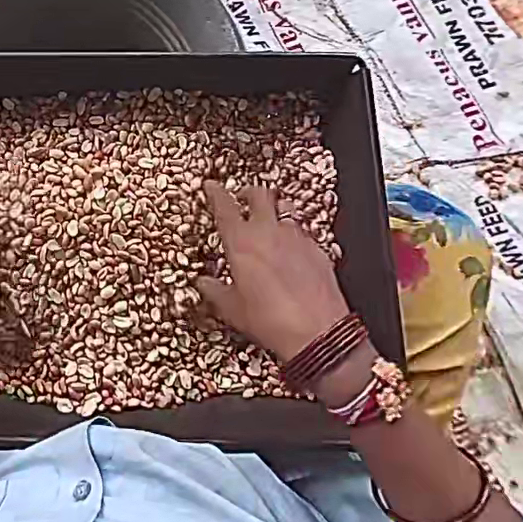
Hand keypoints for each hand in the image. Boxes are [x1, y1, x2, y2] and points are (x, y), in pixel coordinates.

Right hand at [196, 181, 350, 364]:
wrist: (318, 334)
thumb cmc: (272, 320)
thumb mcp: (231, 308)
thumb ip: (214, 289)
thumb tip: (203, 283)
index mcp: (241, 242)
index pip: (224, 206)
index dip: (215, 192)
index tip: (211, 187)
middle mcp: (269, 233)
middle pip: (259, 194)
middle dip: (248, 192)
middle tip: (241, 197)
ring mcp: (297, 239)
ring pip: (285, 207)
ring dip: (274, 208)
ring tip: (268, 217)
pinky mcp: (318, 250)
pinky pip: (303, 231)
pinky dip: (293, 233)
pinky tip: (290, 248)